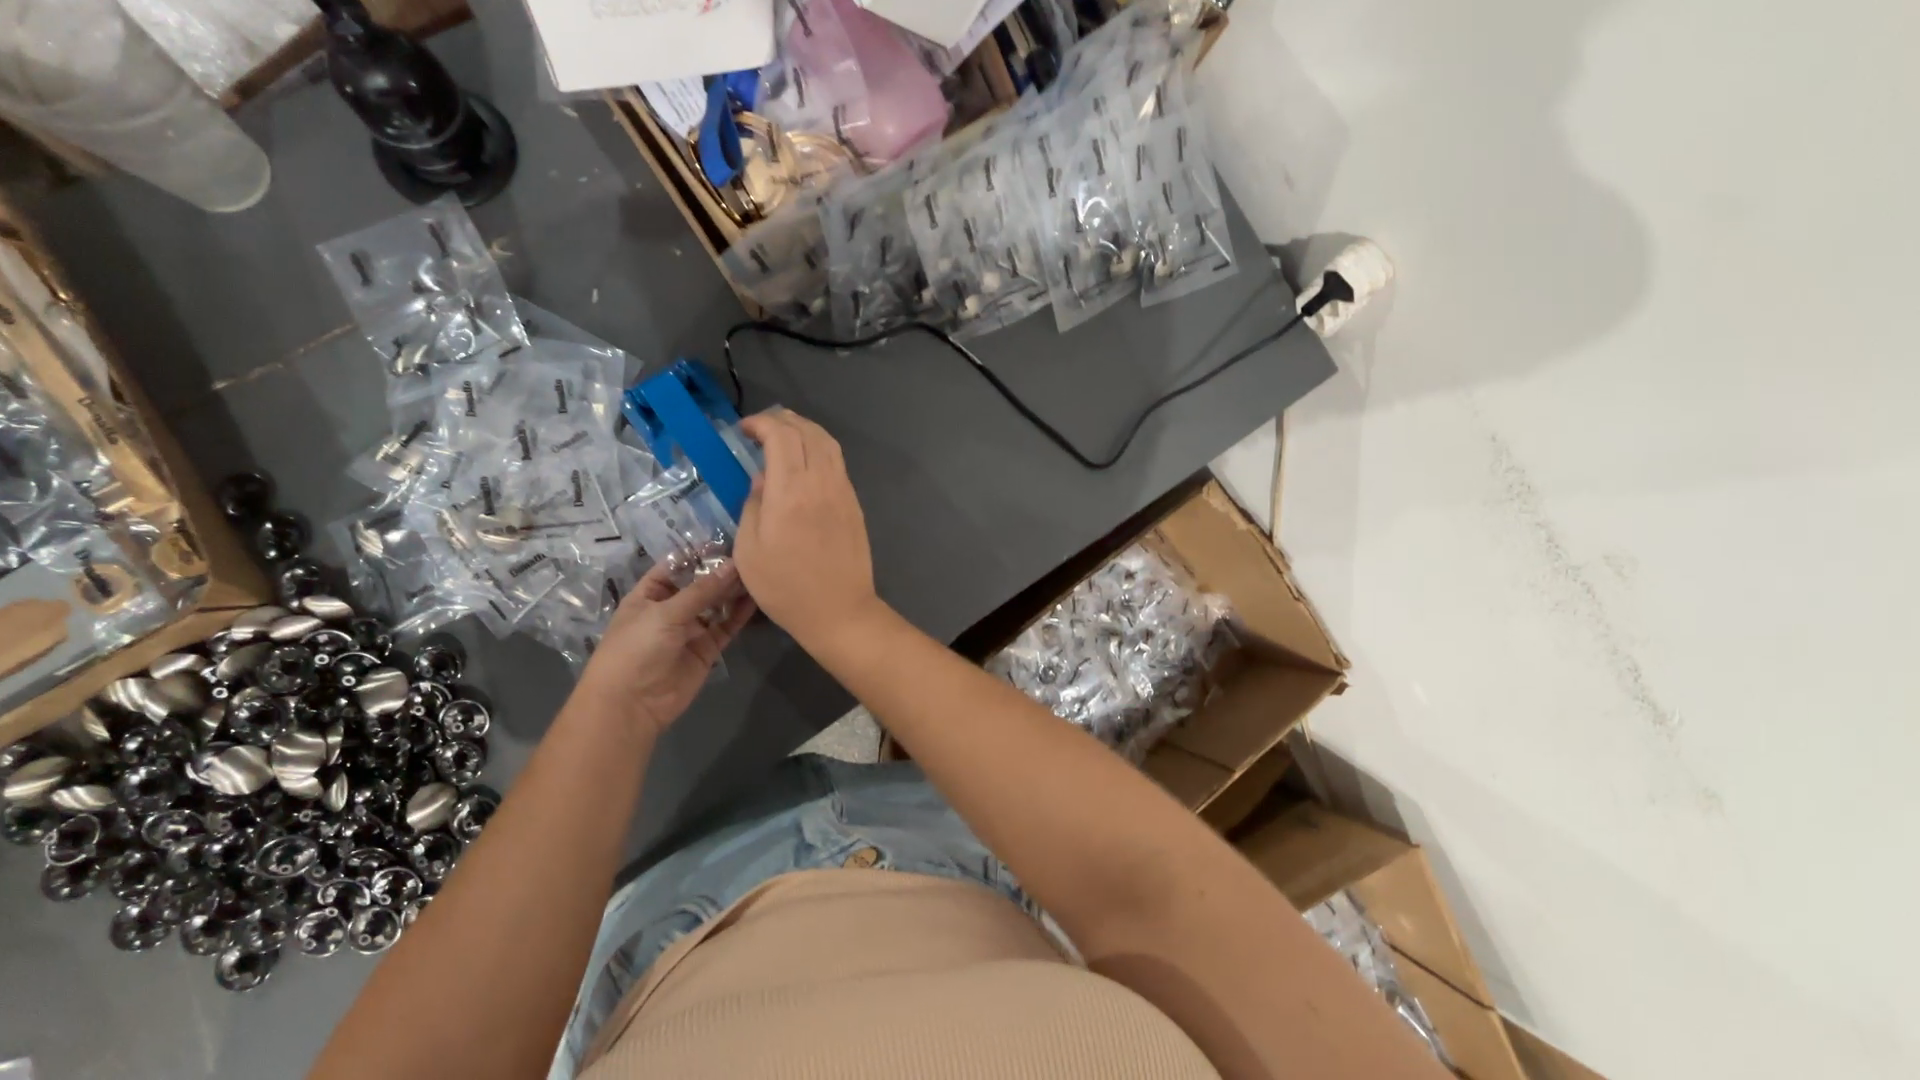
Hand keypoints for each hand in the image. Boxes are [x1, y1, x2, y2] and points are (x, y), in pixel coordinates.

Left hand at [578, 561, 755, 739]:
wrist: (632, 703)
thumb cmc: (636, 649)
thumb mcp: (665, 613)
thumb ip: (701, 591)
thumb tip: (732, 566)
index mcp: (648, 595)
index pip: (674, 567)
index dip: (696, 554)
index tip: (724, 541)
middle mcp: (669, 610)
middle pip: (699, 585)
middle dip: (719, 572)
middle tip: (747, 555)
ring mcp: (689, 630)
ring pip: (715, 605)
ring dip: (732, 591)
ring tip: (756, 573)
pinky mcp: (706, 650)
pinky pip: (726, 626)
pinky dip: (739, 614)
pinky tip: (755, 598)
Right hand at [735, 408, 879, 646]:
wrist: (840, 611)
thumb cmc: (786, 587)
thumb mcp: (749, 552)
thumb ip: (753, 506)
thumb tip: (763, 480)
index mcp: (791, 491)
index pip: (781, 436)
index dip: (761, 424)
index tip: (744, 431)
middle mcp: (821, 482)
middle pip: (807, 432)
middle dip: (782, 421)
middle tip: (761, 428)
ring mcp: (843, 492)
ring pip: (828, 443)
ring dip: (805, 431)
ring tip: (784, 436)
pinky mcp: (854, 505)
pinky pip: (837, 463)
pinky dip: (819, 450)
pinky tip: (806, 463)